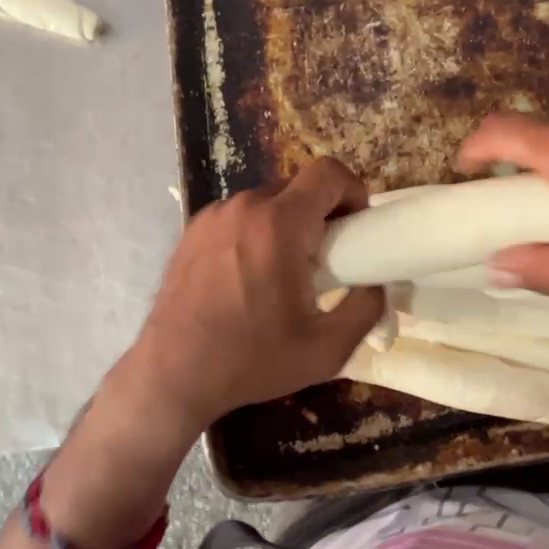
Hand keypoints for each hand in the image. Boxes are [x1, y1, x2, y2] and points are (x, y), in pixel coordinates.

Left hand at [127, 158, 384, 429]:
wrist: (172, 375)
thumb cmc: (251, 361)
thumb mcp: (326, 349)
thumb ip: (365, 308)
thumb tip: (376, 283)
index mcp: (279, 224)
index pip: (328, 172)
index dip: (352, 191)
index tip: (355, 227)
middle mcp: (245, 206)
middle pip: (299, 186)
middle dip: (320, 213)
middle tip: (324, 258)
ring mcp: (214, 215)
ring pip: (267, 201)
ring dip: (286, 223)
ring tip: (283, 271)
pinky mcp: (192, 229)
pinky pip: (239, 216)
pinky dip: (254, 232)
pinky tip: (247, 276)